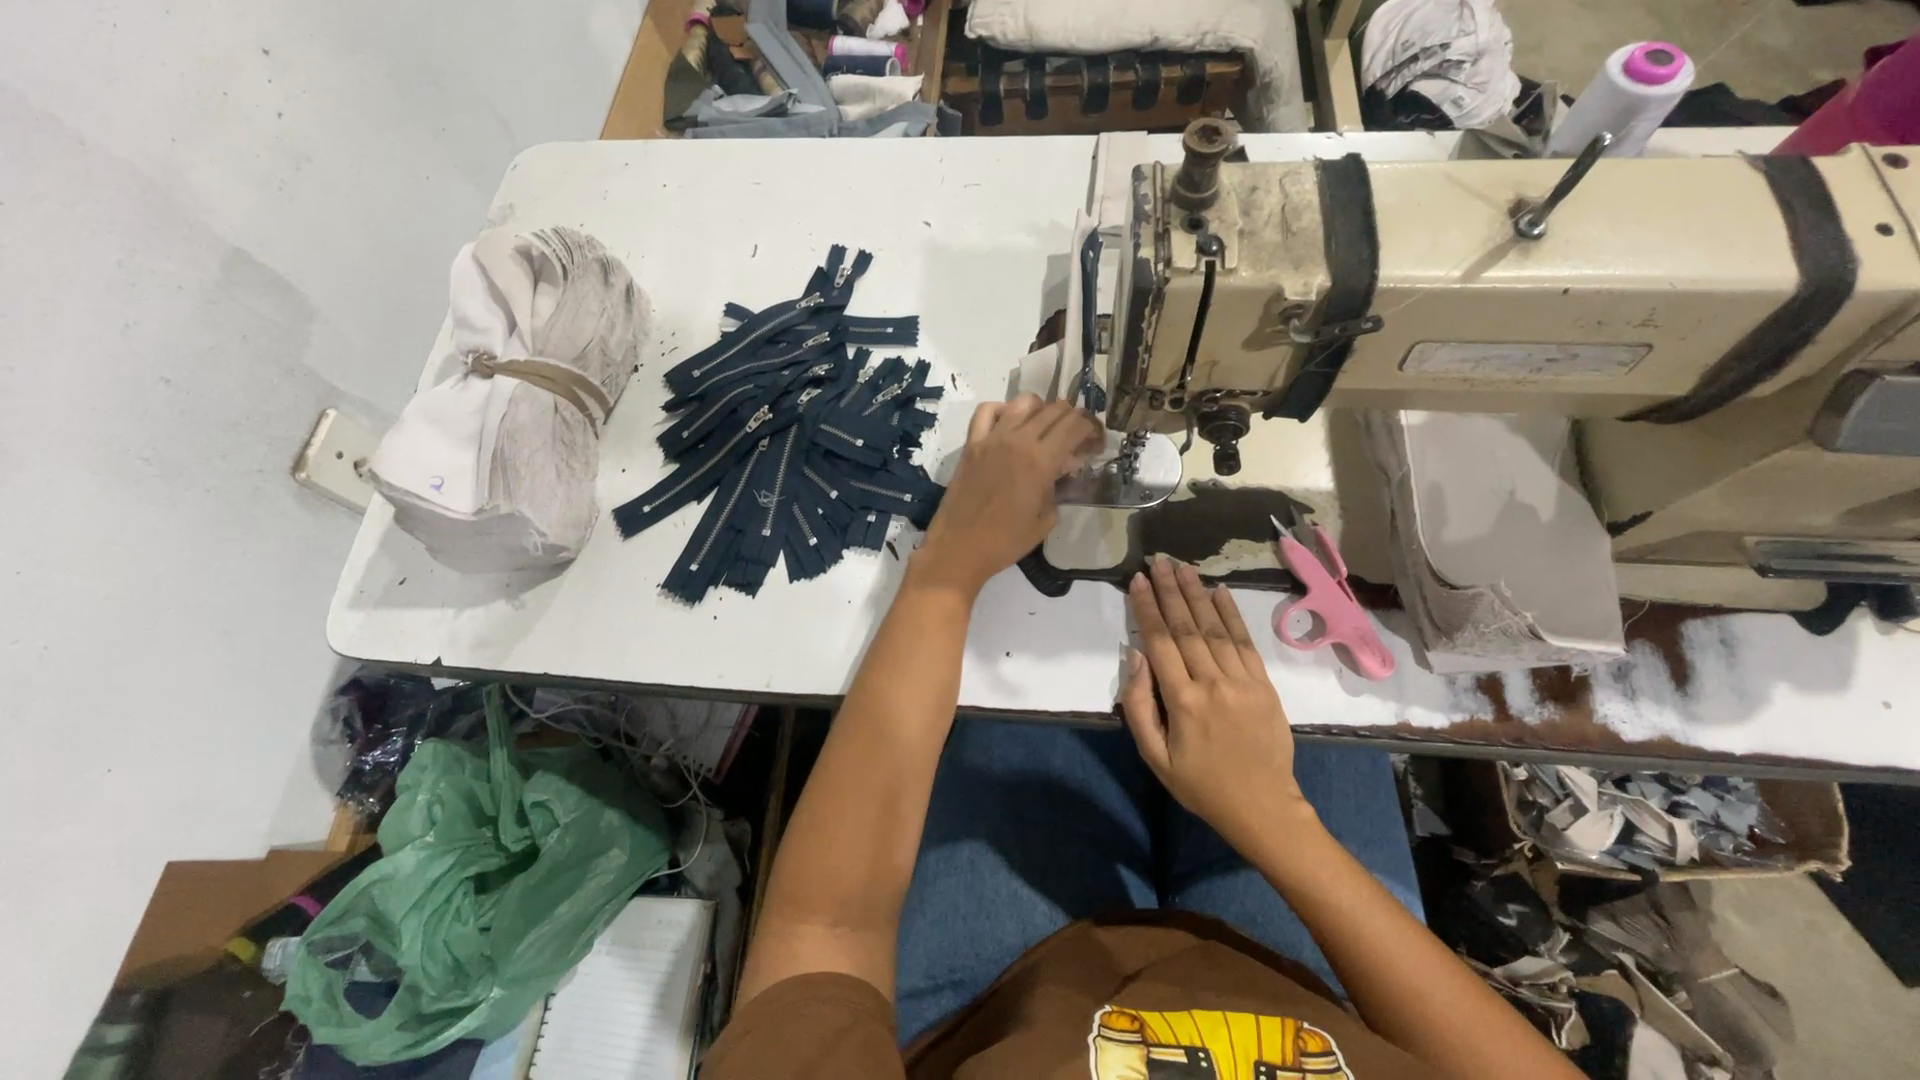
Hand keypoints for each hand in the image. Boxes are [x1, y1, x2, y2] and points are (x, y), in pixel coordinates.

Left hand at [914, 395, 1102, 595]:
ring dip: (1042, 410)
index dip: (1092, 429)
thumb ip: (1058, 486)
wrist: (960, 548)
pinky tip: (1010, 425)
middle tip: (1076, 438)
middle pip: (1054, 410)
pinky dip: (1003, 410)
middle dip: (1073, 419)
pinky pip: (987, 411)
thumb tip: (1064, 465)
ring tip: (1046, 428)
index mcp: (1041, 461)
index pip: (1075, 425)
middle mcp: (1018, 441)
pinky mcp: (972, 444)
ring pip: (1023, 403)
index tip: (1095, 444)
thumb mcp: (1046, 518)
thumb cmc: (1007, 541)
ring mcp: (992, 439)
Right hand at [1121, 556, 1312, 851]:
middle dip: (1170, 591)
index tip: (1137, 580)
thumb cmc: (1200, 785)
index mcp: (1182, 701)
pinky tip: (1219, 592)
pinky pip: (1245, 642)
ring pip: (1215, 628)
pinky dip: (1231, 614)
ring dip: (1198, 594)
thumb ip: (1139, 706)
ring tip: (1183, 567)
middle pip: (1187, 627)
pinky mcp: (1264, 684)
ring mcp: (1242, 681)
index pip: (1160, 642)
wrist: (1262, 806)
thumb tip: (1134, 658)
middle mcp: (1212, 683)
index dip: (1147, 608)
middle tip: (1159, 560)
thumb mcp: (1154, 756)